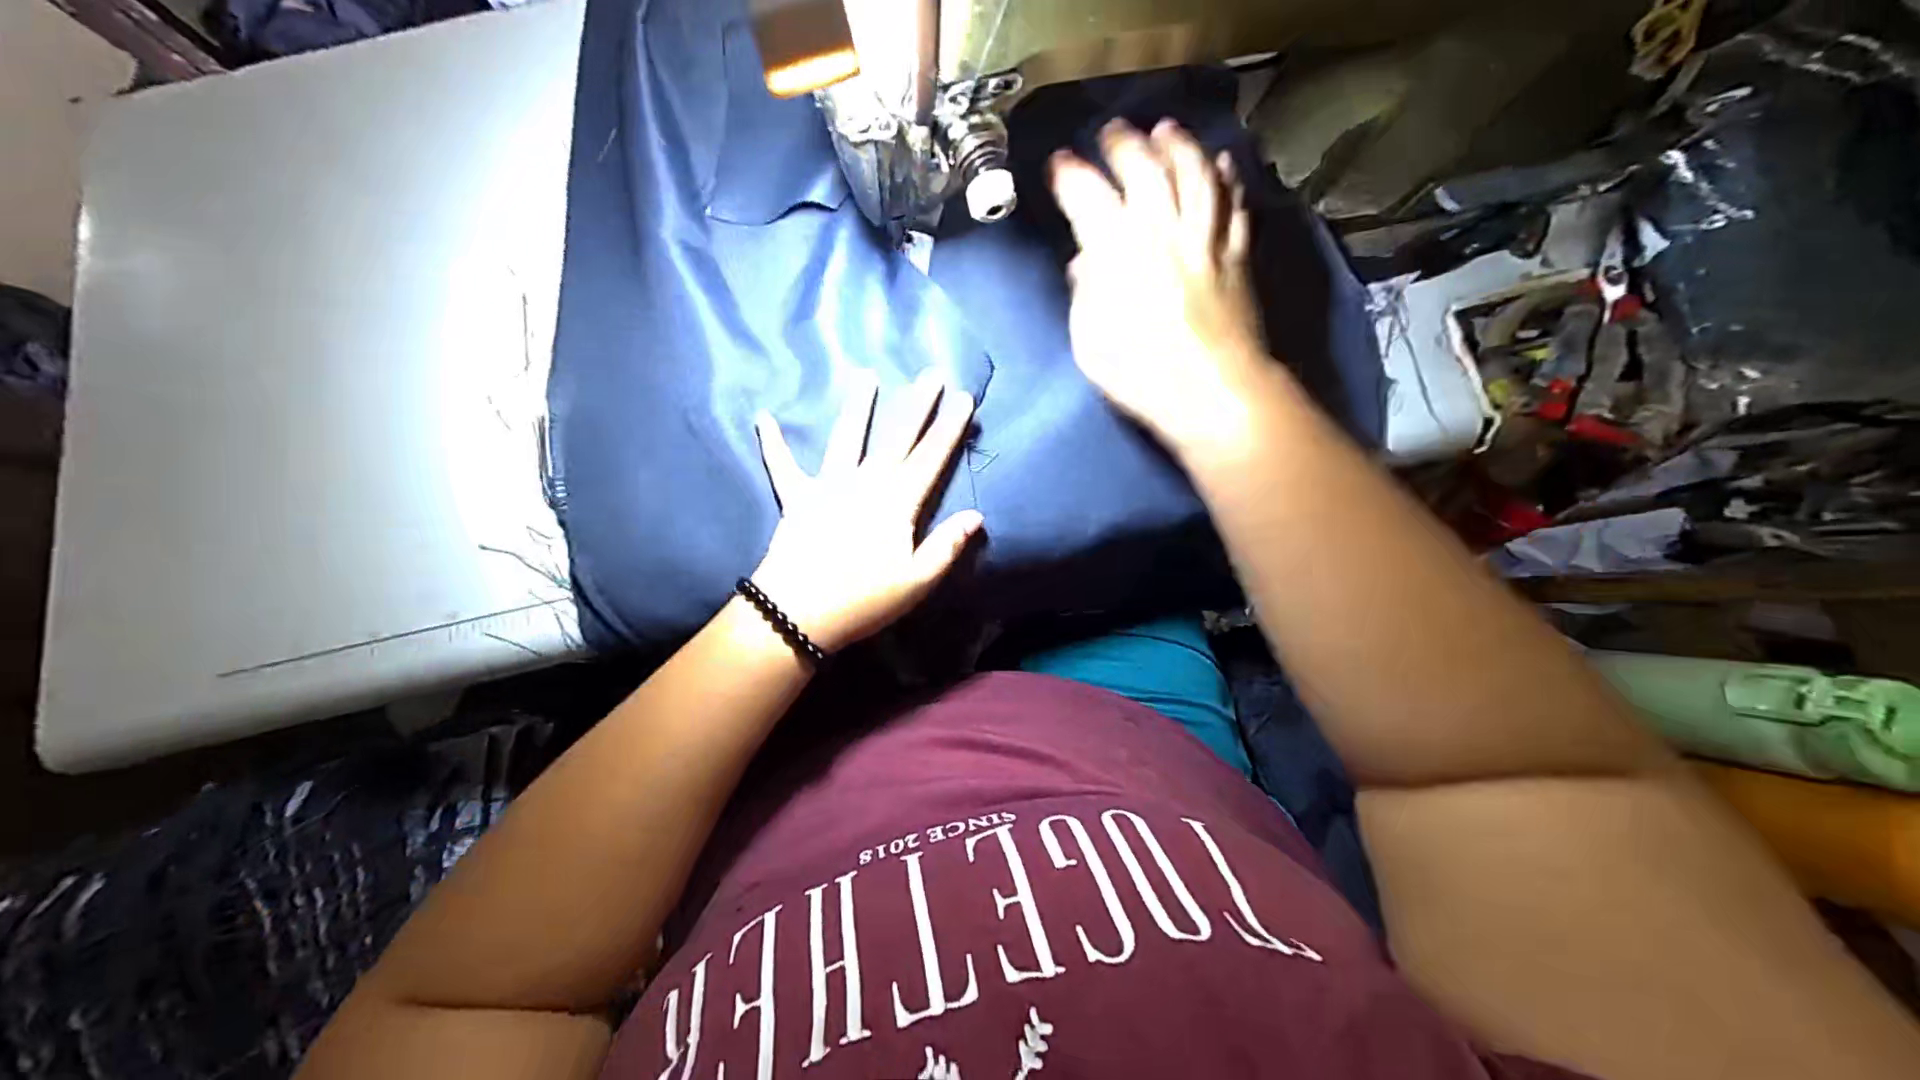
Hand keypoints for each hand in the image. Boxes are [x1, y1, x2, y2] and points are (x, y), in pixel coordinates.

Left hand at [750, 369, 982, 653]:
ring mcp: (828, 485)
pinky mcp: (797, 497)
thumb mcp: (917, 580)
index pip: (931, 457)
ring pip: (846, 437)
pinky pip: (782, 465)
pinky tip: (764, 417)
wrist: (798, 611)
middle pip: (896, 436)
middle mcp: (866, 482)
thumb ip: (947, 545)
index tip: (964, 397)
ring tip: (866, 375)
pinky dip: (773, 443)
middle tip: (932, 373)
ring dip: (857, 406)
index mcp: (898, 501)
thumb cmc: (864, 599)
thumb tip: (977, 515)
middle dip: (917, 404)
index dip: (949, 427)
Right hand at [1050, 119, 1273, 451]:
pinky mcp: (1237, 254)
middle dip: (1124, 145)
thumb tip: (1085, 261)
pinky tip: (1222, 163)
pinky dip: (1227, 179)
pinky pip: (1234, 205)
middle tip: (1112, 134)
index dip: (1072, 176)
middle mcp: (1164, 233)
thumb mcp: (1090, 342)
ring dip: (1179, 146)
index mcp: (1119, 255)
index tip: (1060, 163)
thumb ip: (1085, 293)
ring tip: (1166, 130)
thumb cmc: (1141, 376)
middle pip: (1145, 171)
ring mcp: (1205, 240)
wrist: (1213, 393)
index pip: (1089, 199)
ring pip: (1195, 175)